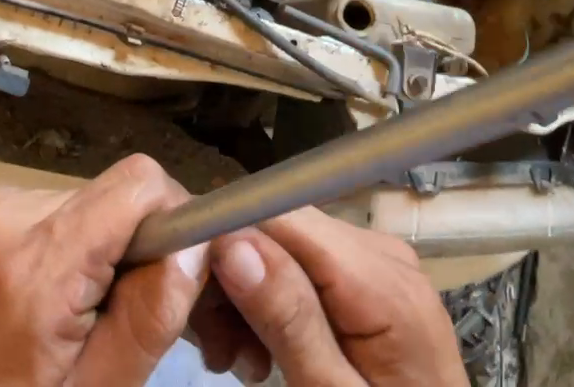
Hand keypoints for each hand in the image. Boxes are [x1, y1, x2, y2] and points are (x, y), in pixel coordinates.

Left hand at [0, 154, 210, 386]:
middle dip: (140, 242)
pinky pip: (60, 206)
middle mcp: (11, 212)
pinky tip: (57, 290)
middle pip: (117, 192)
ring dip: (106, 243)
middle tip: (127, 310)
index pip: (137, 184)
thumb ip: (149, 316)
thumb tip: (198, 245)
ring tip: (86, 307)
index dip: (174, 219)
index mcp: (37, 263)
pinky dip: (75, 241)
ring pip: (92, 198)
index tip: (176, 274)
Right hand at [189, 207, 466, 385]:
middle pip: (276, 229)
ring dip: (243, 295)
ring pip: (278, 246)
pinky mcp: (364, 277)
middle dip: (231, 278)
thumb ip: (290, 322)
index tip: (191, 290)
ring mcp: (373, 261)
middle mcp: (378, 249)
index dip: (224, 236)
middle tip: (214, 350)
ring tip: (234, 359)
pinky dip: (267, 300)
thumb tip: (232, 241)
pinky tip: (259, 349)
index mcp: (381, 278)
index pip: (280, 214)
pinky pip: (298, 266)